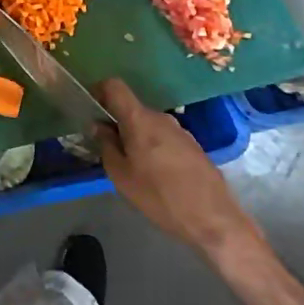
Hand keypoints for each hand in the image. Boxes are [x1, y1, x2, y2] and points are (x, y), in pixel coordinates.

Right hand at [97, 78, 263, 258]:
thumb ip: (107, 145)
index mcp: (139, 120)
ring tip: (131, 165)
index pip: (115, 87)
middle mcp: (161, 117)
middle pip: (132, 109)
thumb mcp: (121, 176)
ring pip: (148, 124)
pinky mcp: (192, 144)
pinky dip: (153, 146)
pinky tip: (155, 173)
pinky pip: (164, 136)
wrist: (212, 217)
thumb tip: (99, 126)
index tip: (90, 108)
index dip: (99, 90)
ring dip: (136, 136)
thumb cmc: (159, 196)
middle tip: (107, 148)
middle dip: (117, 122)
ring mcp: (180, 130)